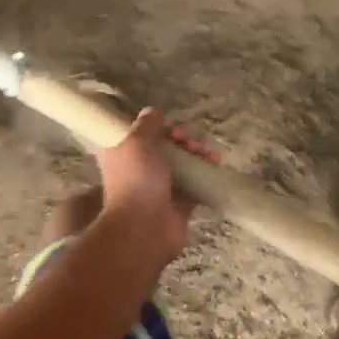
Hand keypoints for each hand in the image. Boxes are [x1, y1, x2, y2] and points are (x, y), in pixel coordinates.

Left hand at [94, 109, 217, 265]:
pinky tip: (215, 162)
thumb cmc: (135, 180)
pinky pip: (197, 181)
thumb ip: (146, 125)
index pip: (141, 134)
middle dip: (182, 138)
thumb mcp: (135, 142)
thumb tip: (152, 112)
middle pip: (166, 146)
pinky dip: (206, 170)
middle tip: (188, 141)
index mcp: (123, 154)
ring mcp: (162, 186)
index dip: (157, 127)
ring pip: (184, 162)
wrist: (144, 226)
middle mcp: (140, 169)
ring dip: (197, 151)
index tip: (168, 126)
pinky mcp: (181, 201)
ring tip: (206, 152)